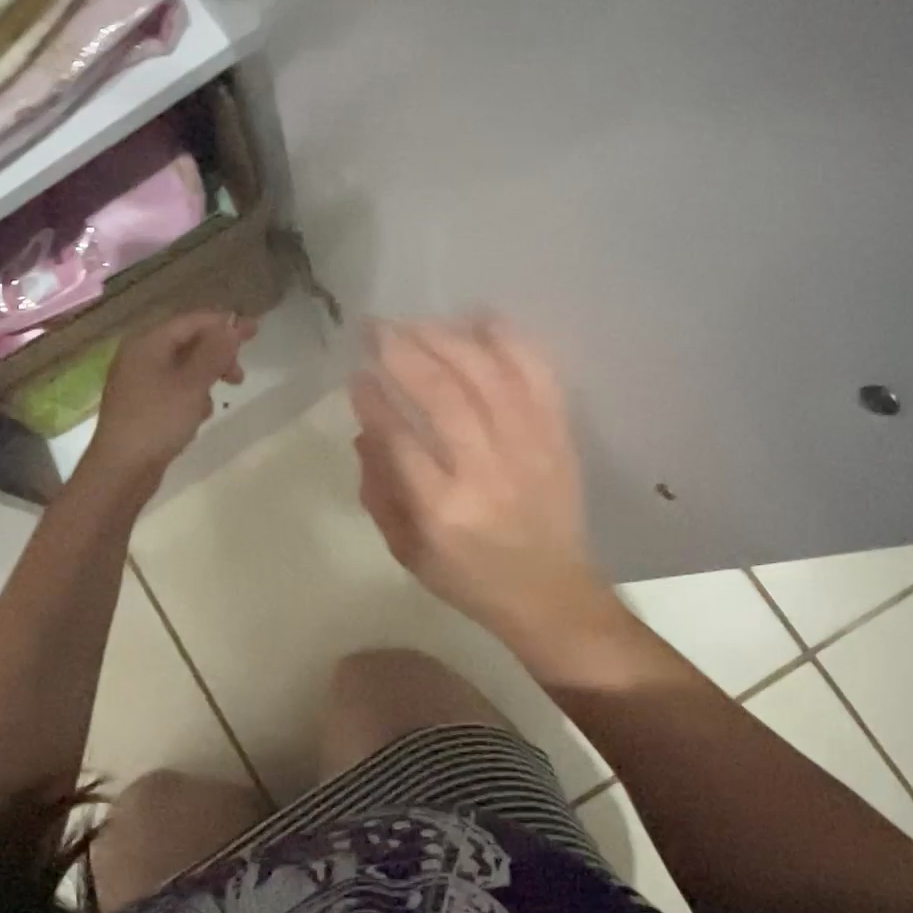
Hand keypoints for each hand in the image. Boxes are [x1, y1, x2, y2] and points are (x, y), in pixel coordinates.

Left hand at [87, 310, 255, 482]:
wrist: (121, 470)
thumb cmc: (157, 422)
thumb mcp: (191, 384)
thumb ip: (214, 353)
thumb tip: (232, 326)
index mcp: (147, 344)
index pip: (191, 322)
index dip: (224, 324)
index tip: (255, 331)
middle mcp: (140, 358)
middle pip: (186, 344)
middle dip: (217, 356)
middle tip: (239, 376)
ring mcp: (139, 384)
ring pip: (182, 371)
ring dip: (205, 380)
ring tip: (217, 401)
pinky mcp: (142, 408)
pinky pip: (173, 392)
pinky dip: (191, 398)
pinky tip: (198, 418)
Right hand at [350, 314, 609, 640]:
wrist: (550, 594)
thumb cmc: (469, 579)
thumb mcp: (407, 552)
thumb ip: (380, 493)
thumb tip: (364, 431)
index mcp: (443, 509)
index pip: (400, 439)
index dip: (374, 400)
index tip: (354, 374)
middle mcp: (487, 472)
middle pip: (443, 396)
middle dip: (403, 353)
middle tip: (375, 329)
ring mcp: (529, 450)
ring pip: (487, 377)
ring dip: (447, 340)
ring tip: (415, 321)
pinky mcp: (559, 438)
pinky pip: (538, 377)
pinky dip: (511, 342)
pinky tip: (482, 318)